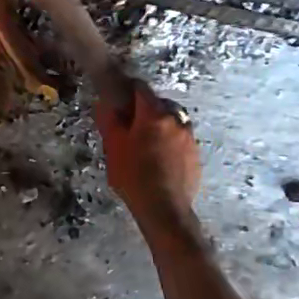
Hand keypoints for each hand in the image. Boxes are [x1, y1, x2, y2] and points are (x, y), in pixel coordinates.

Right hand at [98, 81, 200, 215]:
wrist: (164, 209)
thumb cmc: (133, 176)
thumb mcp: (113, 147)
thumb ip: (109, 120)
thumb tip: (103, 103)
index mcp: (154, 115)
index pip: (141, 89)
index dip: (128, 90)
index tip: (119, 97)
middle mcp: (176, 120)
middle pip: (159, 104)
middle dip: (145, 109)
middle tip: (130, 124)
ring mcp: (189, 138)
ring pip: (172, 121)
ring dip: (159, 125)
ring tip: (146, 142)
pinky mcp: (196, 155)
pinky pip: (180, 139)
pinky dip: (170, 141)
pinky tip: (159, 158)